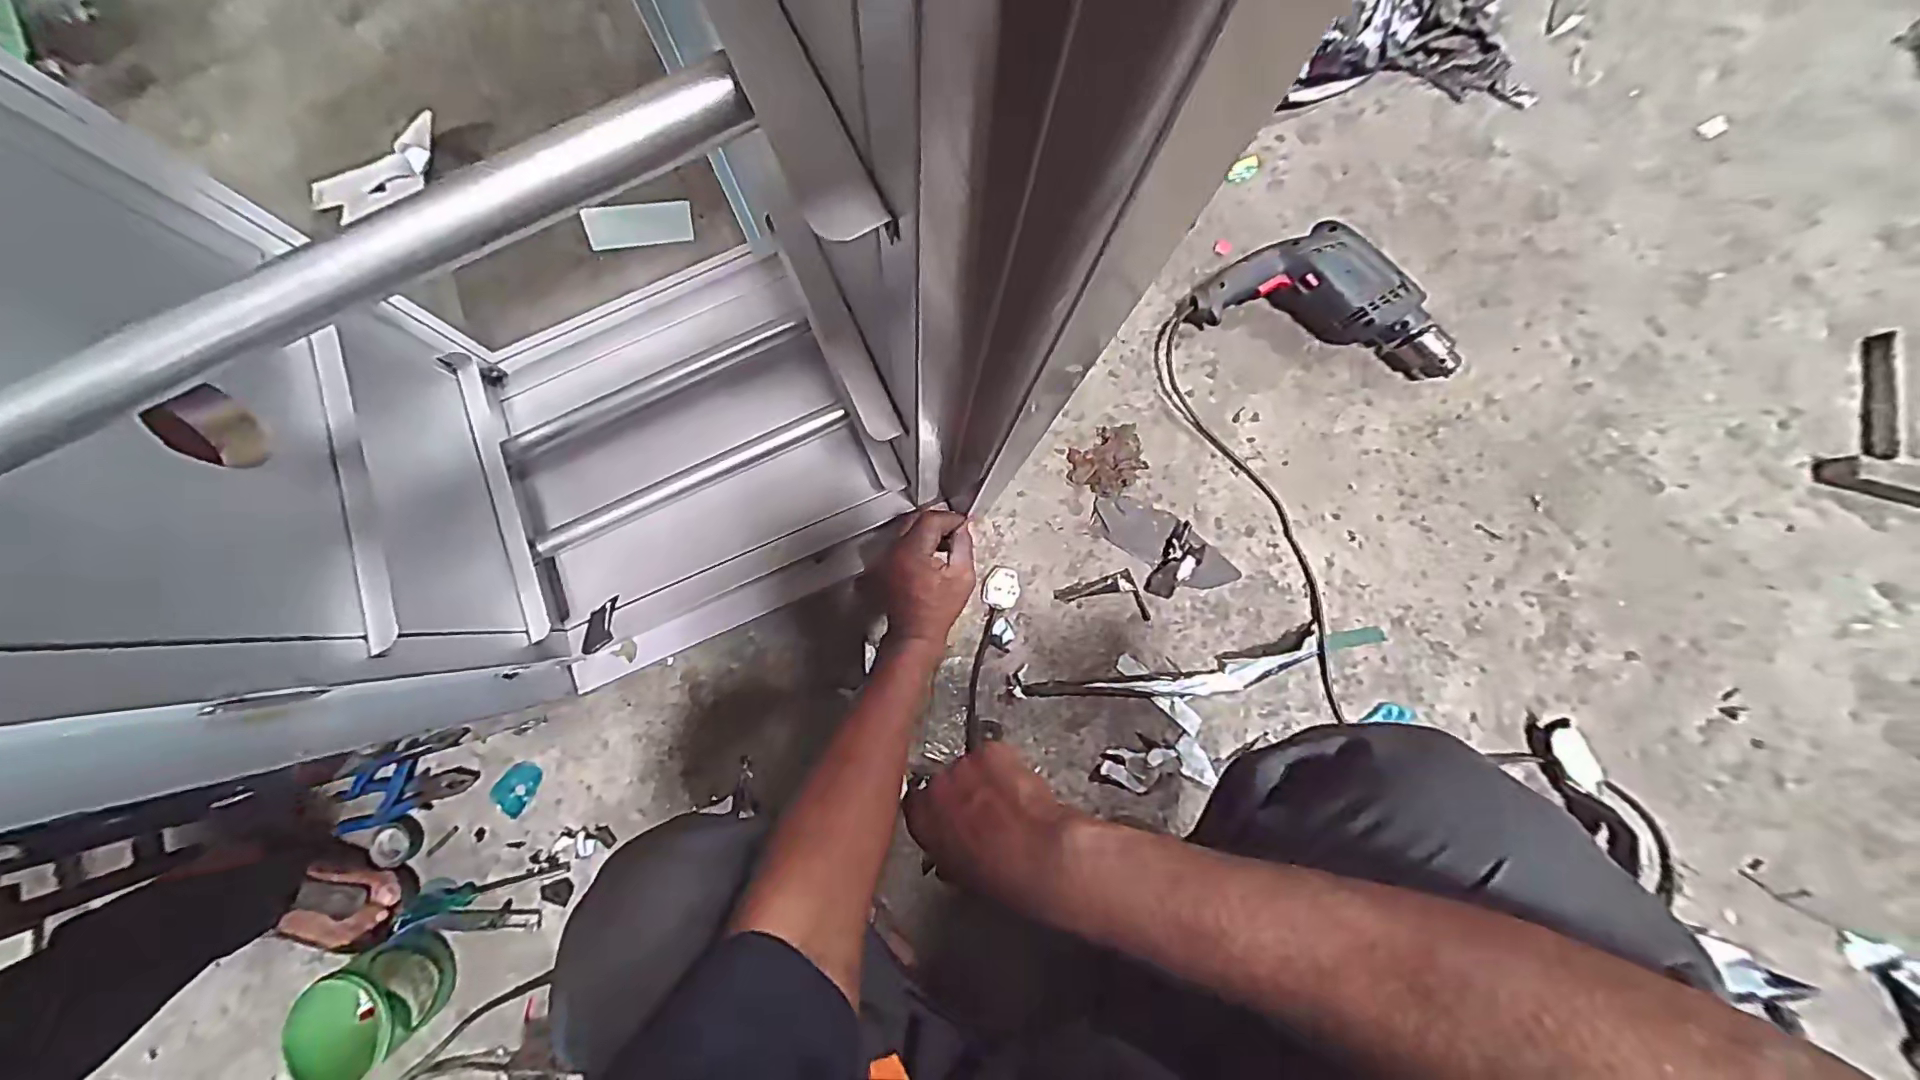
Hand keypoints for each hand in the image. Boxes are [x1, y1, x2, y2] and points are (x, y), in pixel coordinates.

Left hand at [882, 509, 974, 647]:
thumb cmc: (936, 613)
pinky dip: (915, 543)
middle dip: (938, 522)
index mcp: (912, 552)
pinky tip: (929, 556)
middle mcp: (893, 552)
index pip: (931, 519)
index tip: (962, 524)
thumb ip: (964, 546)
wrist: (915, 634)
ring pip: (906, 530)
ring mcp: (885, 559)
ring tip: (944, 545)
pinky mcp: (883, 566)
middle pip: (916, 519)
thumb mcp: (963, 576)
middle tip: (955, 531)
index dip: (951, 518)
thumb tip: (963, 529)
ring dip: (926, 532)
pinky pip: (899, 544)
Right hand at [904, 741, 1083, 909]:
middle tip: (983, 811)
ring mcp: (964, 765)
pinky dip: (1005, 765)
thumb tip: (950, 851)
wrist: (1035, 852)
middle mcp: (936, 788)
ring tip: (1005, 800)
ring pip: (970, 766)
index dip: (935, 810)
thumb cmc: (1001, 871)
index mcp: (922, 820)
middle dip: (961, 793)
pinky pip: (993, 754)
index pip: (916, 804)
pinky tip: (1017, 787)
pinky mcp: (990, 751)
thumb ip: (944, 853)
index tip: (948, 815)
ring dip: (984, 779)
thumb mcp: (960, 873)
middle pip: (945, 781)